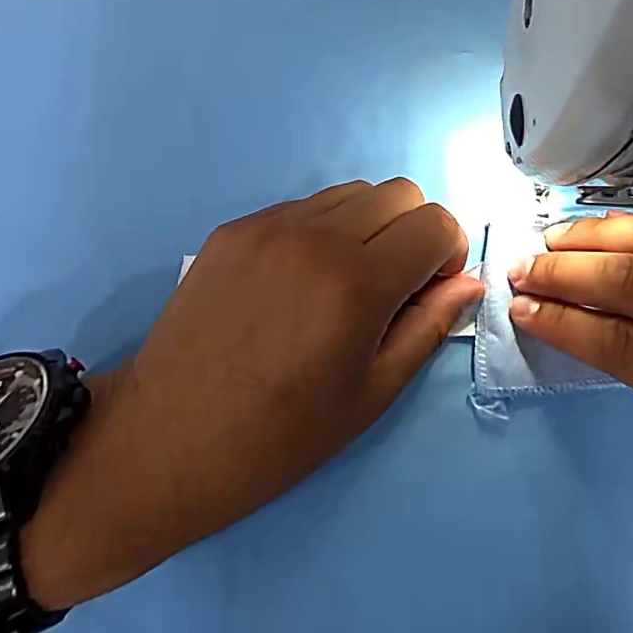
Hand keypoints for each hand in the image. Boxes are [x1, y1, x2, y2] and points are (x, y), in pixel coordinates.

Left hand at [25, 179, 480, 605]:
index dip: (449, 252)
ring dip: (370, 225)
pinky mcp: (236, 227)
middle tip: (394, 283)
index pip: (437, 221)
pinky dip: (324, 229)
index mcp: (356, 284)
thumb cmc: (278, 436)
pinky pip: (305, 206)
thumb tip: (470, 282)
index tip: (430, 290)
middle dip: (415, 230)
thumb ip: (429, 327)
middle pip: (401, 192)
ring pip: (353, 192)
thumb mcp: (370, 395)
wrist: (162, 440)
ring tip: (344, 280)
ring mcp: (270, 225)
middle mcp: (316, 237)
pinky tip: (298, 280)